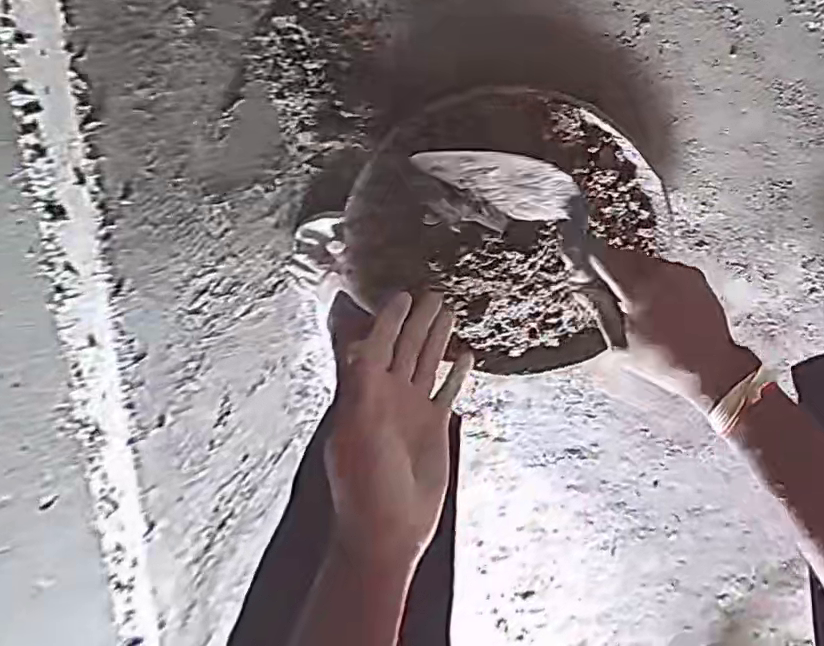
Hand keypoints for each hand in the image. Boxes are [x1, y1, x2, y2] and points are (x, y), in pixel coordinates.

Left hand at [324, 290, 473, 576]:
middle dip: (417, 321)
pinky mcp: (433, 425)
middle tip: (433, 294)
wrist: (388, 529)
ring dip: (436, 337)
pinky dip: (456, 371)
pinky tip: (467, 355)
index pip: (378, 345)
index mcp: (365, 394)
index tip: (403, 296)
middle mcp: (389, 396)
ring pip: (427, 362)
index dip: (389, 320)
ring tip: (449, 312)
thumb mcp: (357, 429)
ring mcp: (412, 409)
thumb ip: (361, 384)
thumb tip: (363, 342)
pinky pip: (448, 389)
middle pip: (405, 347)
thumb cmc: (365, 483)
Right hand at [594, 246, 758, 411]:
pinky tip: (656, 301)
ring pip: (645, 261)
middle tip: (601, 284)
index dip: (585, 257)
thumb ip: (600, 308)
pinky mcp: (694, 276)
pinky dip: (656, 278)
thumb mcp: (619, 342)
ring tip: (632, 300)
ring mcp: (679, 272)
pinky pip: (666, 269)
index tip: (577, 260)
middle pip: (624, 255)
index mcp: (637, 287)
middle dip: (610, 265)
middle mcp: (659, 272)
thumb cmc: (665, 361)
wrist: (711, 366)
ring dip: (633, 272)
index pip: (602, 256)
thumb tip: (584, 289)